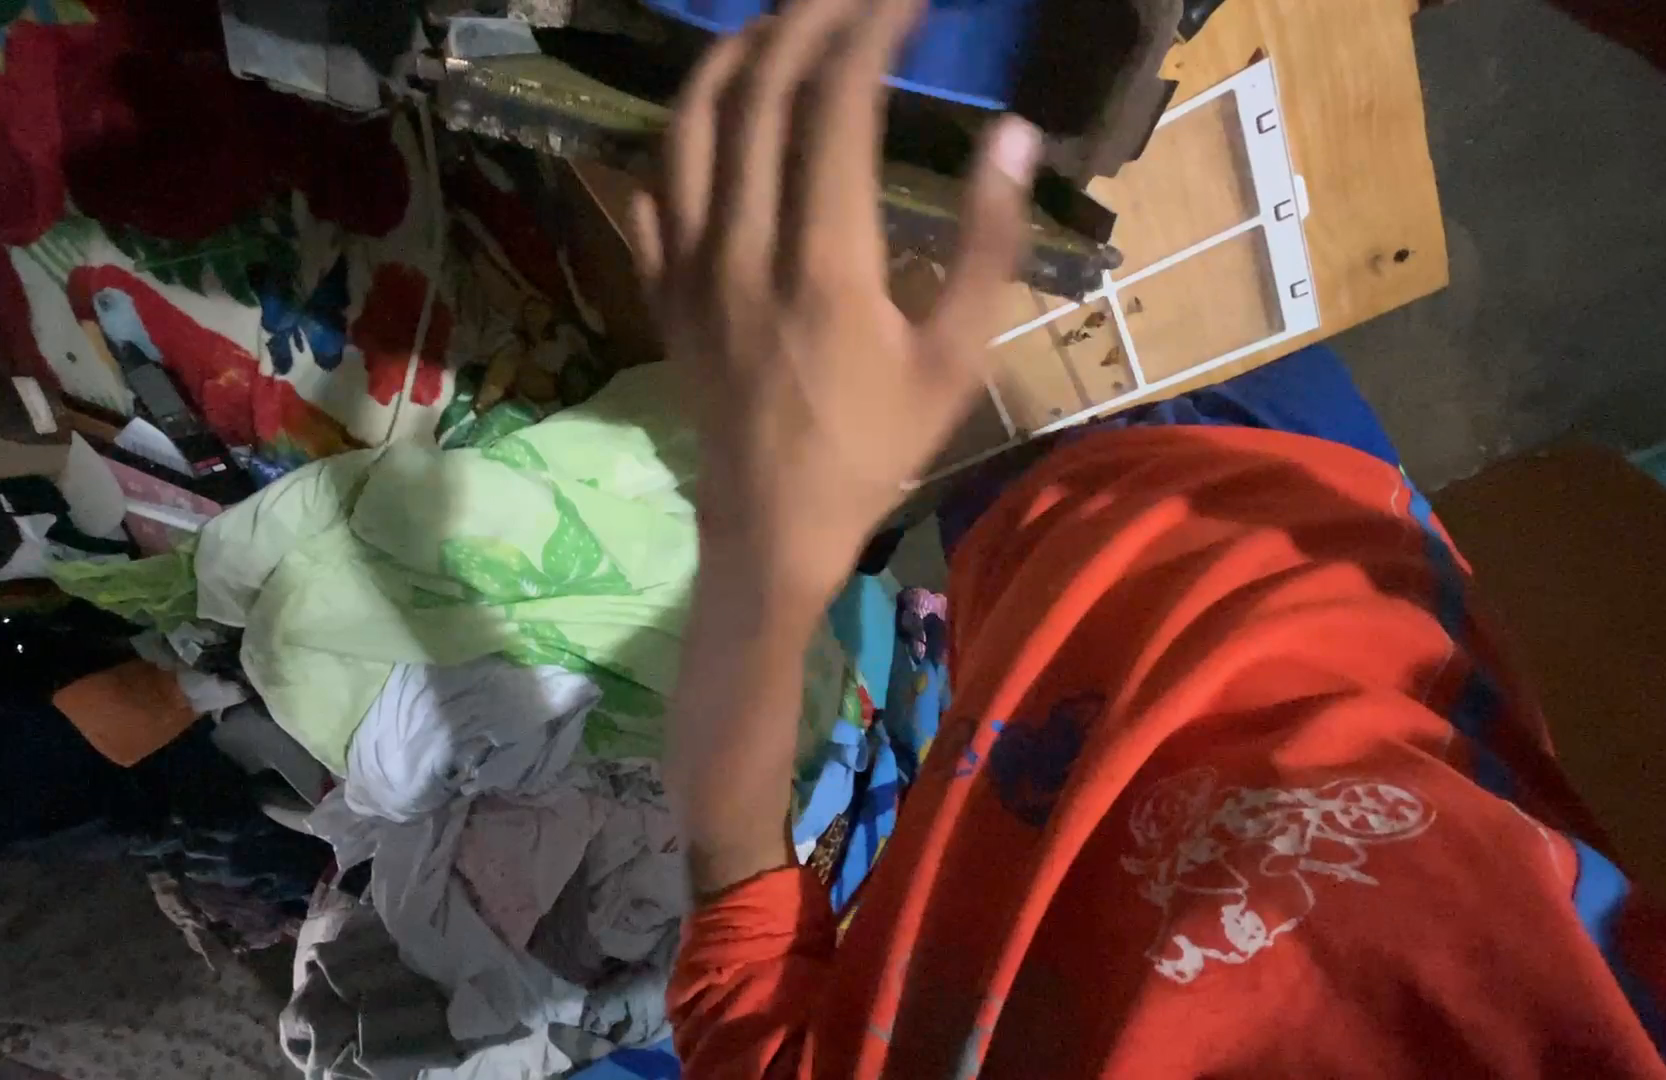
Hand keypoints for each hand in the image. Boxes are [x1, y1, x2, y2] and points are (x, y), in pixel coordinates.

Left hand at [629, 0, 1042, 601]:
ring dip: (729, 60)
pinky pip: (653, 199)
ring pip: (689, 130)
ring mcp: (690, 272)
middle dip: (805, 18)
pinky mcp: (665, 299)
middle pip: (758, 92)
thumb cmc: (872, 452)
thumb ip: (985, 248)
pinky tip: (705, 133)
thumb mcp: (952, 364)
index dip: (871, 27)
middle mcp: (744, 248)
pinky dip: (678, 147)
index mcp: (826, 262)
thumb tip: (1012, 135)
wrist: (773, 522)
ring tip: (771, 30)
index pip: (837, 101)